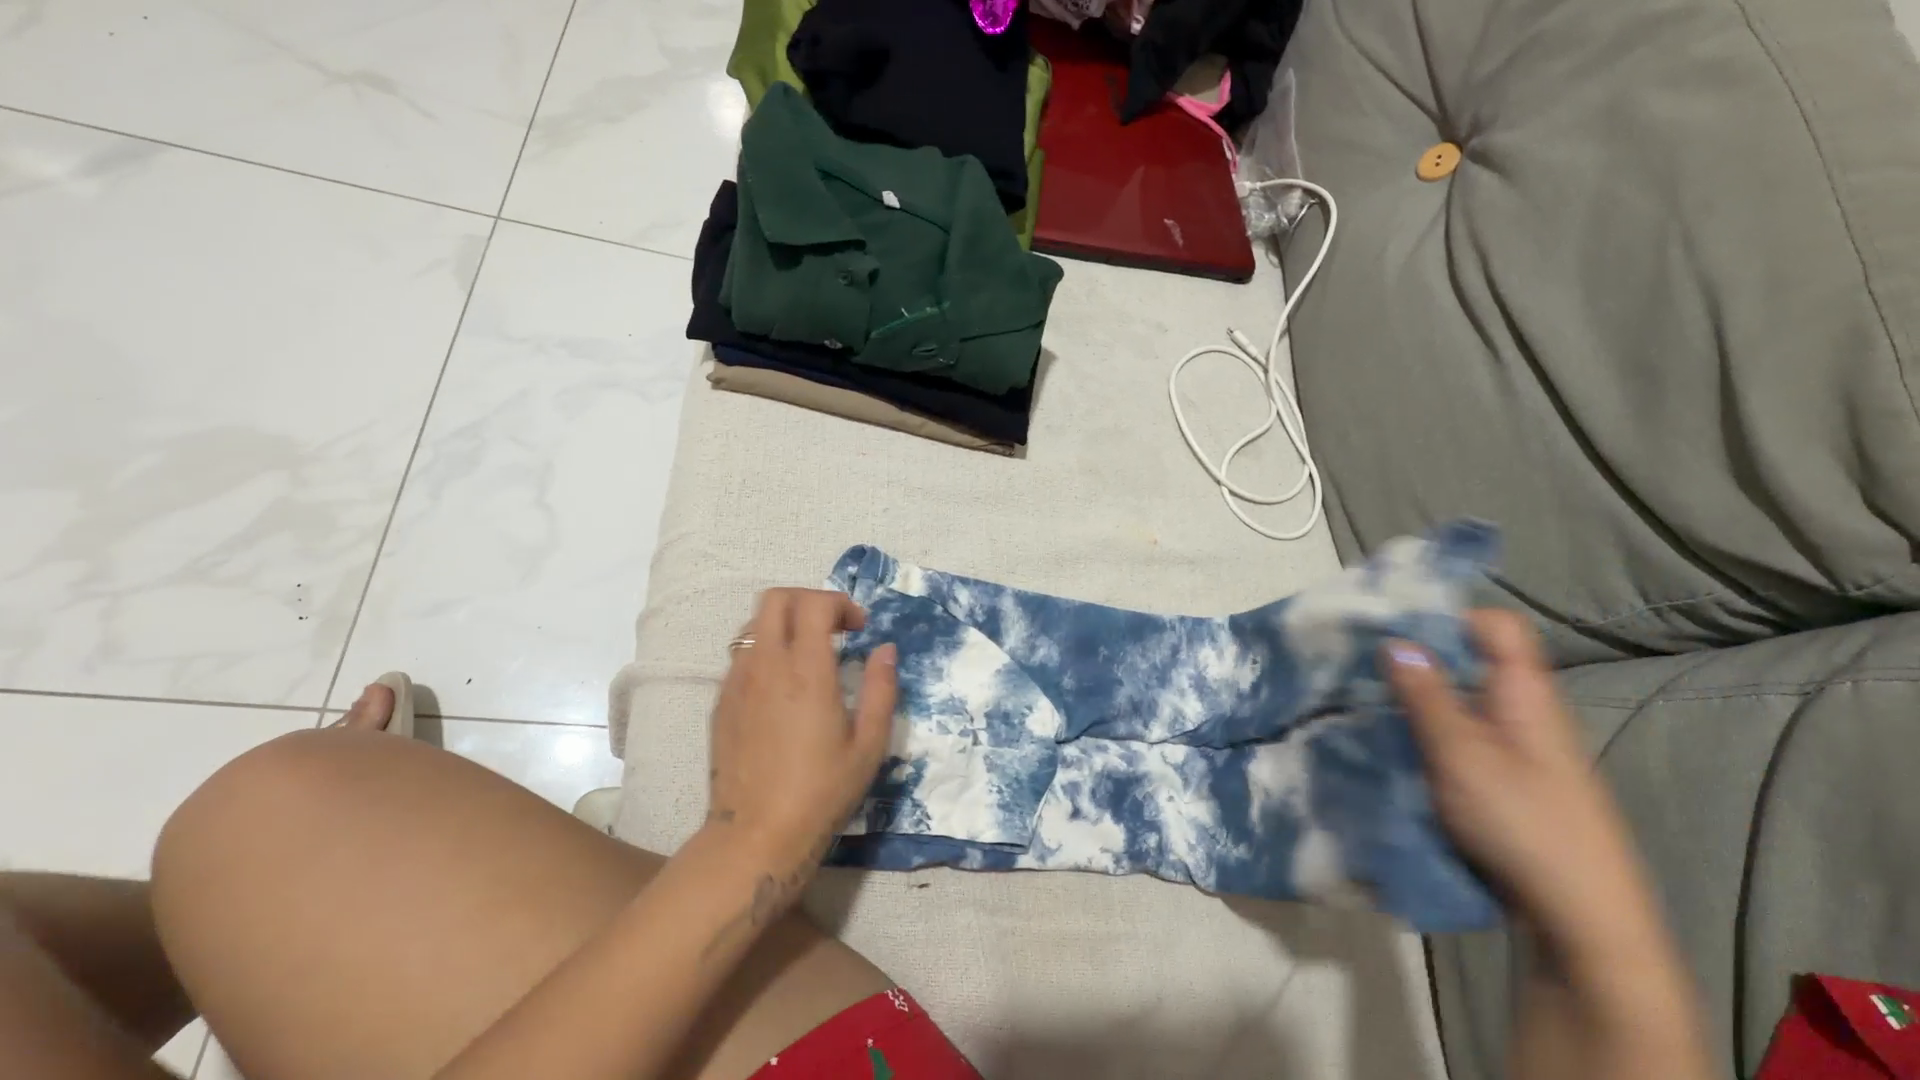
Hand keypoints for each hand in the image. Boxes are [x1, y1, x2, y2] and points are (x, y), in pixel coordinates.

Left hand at [706, 588, 896, 887]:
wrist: (757, 834)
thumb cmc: (822, 792)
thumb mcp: (868, 745)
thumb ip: (880, 689)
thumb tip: (885, 650)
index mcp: (806, 671)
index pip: (814, 604)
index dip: (840, 604)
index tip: (859, 629)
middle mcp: (766, 665)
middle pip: (775, 598)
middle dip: (807, 601)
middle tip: (833, 630)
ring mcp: (737, 682)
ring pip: (753, 624)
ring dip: (784, 624)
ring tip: (807, 655)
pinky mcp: (721, 702)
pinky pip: (741, 656)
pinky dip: (765, 652)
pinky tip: (782, 687)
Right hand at [1383, 611, 1654, 949]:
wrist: (1580, 911)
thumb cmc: (1520, 819)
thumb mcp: (1460, 752)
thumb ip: (1425, 694)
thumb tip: (1395, 639)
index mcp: (1523, 690)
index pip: (1494, 624)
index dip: (1447, 617)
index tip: (1390, 632)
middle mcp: (1524, 710)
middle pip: (1471, 663)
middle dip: (1418, 664)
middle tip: (1361, 673)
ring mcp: (1518, 748)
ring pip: (1461, 705)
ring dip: (1418, 705)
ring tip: (1367, 712)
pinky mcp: (1507, 781)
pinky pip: (1462, 741)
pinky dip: (1429, 739)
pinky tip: (1396, 754)